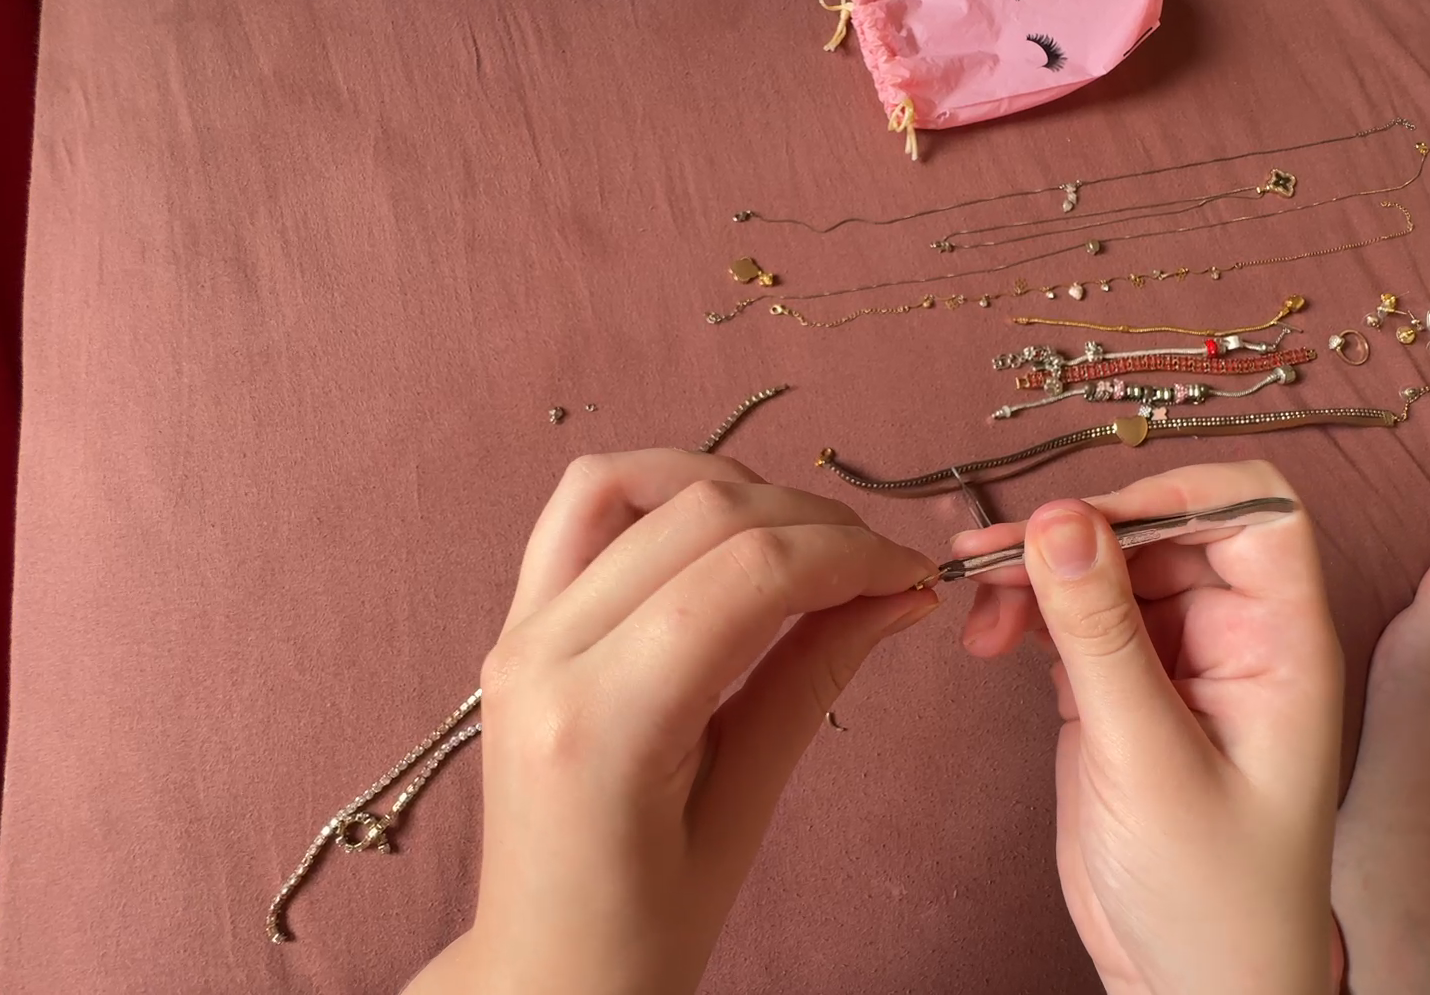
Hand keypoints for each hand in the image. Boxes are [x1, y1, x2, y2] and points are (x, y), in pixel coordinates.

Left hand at [404, 449, 937, 994]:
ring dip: (737, 488)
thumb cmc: (650, 921)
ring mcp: (519, 625)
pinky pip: (587, 505)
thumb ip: (817, 675)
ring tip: (800, 538)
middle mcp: (544, 651)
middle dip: (813, 522)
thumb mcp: (749, 805)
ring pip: (633, 483)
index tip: (910, 571)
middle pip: (702, 516)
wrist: (545, 964)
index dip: (849, 555)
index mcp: (603, 722)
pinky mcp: (519, 616)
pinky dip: (664, 487)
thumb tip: (898, 593)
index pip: (748, 577)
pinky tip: (719, 525)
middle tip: (876, 563)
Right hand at [952, 462, 1341, 994]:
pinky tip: (988, 639)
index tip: (1087, 521)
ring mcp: (1162, 653)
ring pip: (1095, 565)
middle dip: (1070, 537)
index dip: (1176, 496)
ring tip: (978, 609)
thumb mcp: (1145, 756)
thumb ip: (1099, 631)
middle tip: (992, 561)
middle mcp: (1224, 632)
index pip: (1253, 514)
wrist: (1176, 979)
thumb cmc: (1205, 892)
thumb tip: (1056, 518)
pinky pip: (1063, 610)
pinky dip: (1021, 610)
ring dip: (1031, 573)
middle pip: (1151, 532)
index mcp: (1277, 641)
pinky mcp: (1110, 676)